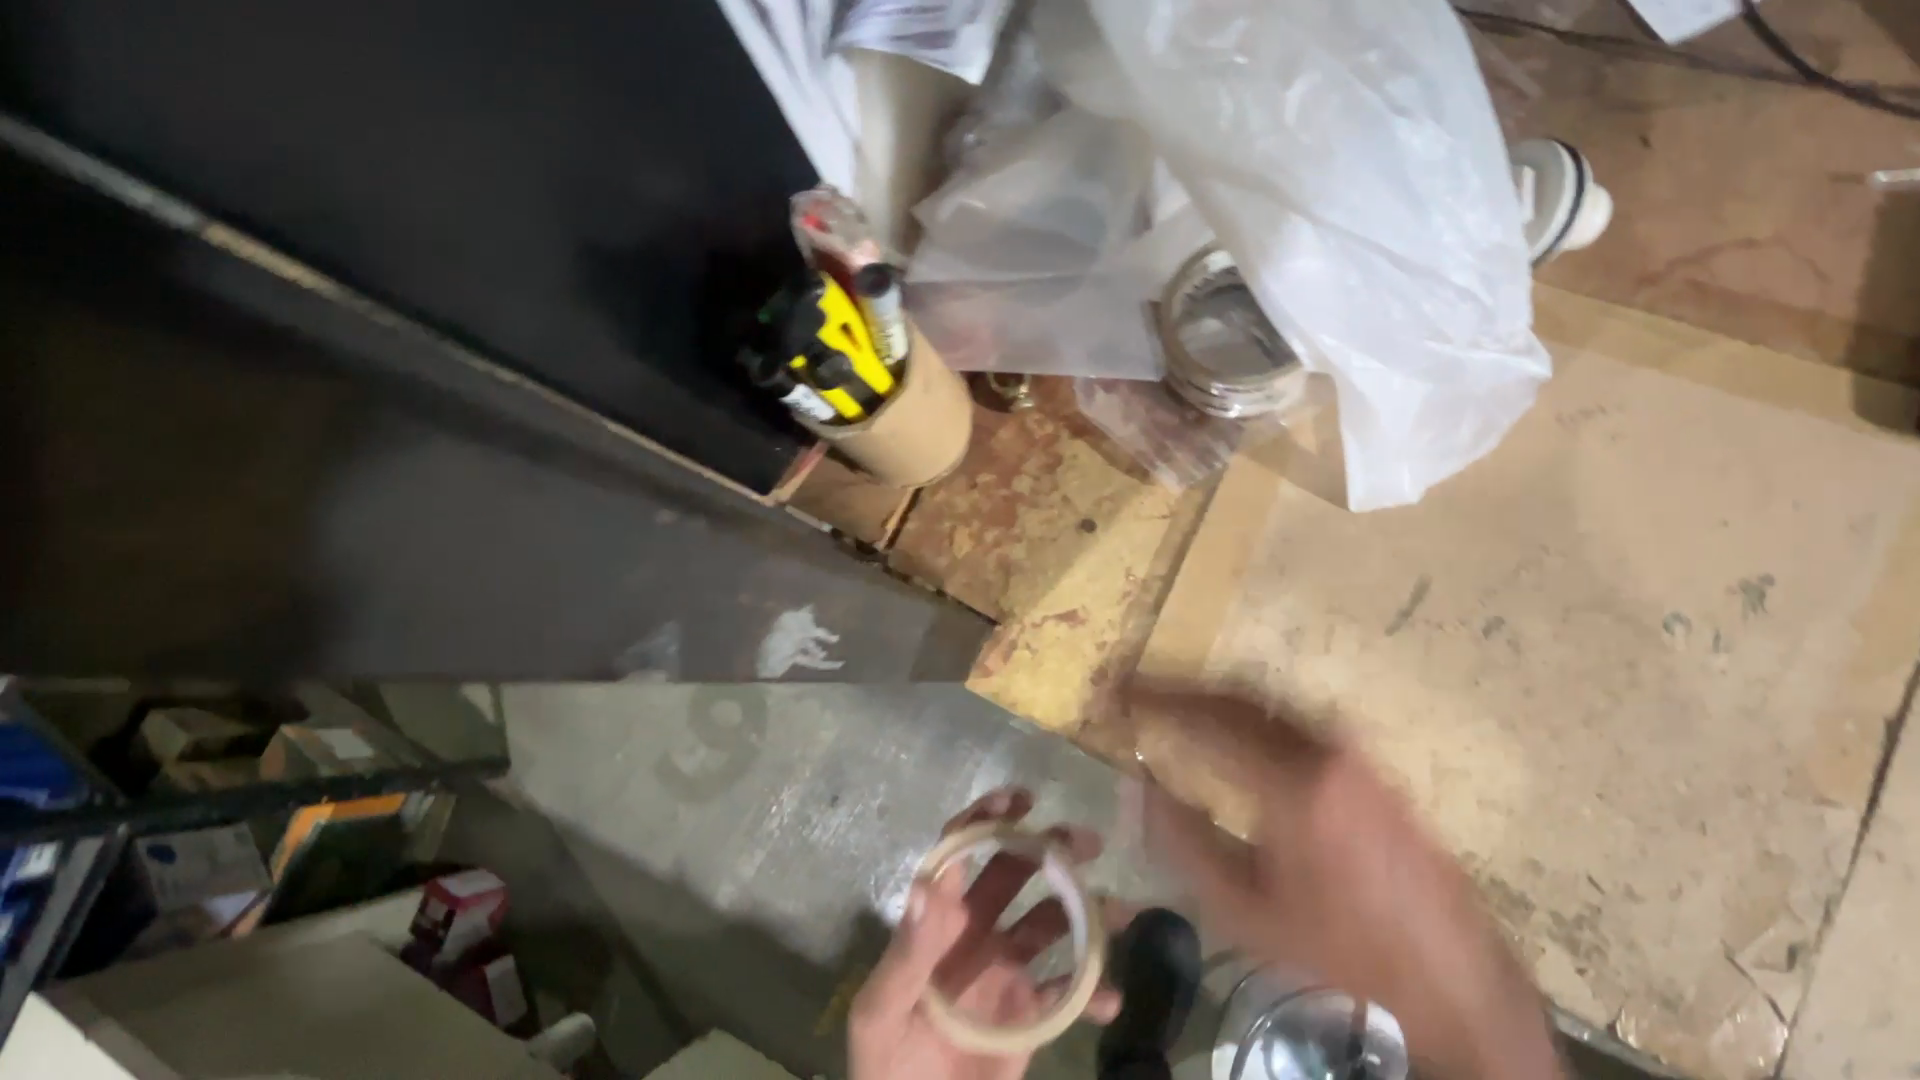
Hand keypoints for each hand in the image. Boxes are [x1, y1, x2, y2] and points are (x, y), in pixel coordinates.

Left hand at [848, 788, 1121, 1079]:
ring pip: (1053, 923)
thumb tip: (927, 882)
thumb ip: (908, 952)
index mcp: (938, 922)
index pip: (960, 852)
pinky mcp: (1031, 1015)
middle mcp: (976, 932)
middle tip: (1086, 840)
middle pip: (1015, 872)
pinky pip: (1069, 994)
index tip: (1019, 799)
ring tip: (1120, 910)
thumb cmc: (886, 1065)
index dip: (985, 818)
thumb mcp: (884, 1010)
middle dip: (1049, 848)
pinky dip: (1094, 994)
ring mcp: (1007, 971)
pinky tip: (1110, 1000)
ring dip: (1088, 911)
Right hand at [1129, 684, 1564, 1079]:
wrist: (1453, 979)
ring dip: (1215, 698)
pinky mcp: (1370, 764)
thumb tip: (1138, 785)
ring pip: (1269, 702)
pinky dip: (1249, 715)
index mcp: (1293, 781)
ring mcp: (1355, 752)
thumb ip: (1183, 839)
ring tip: (1173, 708)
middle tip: (1137, 692)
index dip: (1154, 700)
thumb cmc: (1339, 951)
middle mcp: (1328, 748)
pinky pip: (1294, 719)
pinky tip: (1230, 734)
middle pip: (1238, 694)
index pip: (1207, 717)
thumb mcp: (1243, 910)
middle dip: (1181, 688)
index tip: (1116, 692)